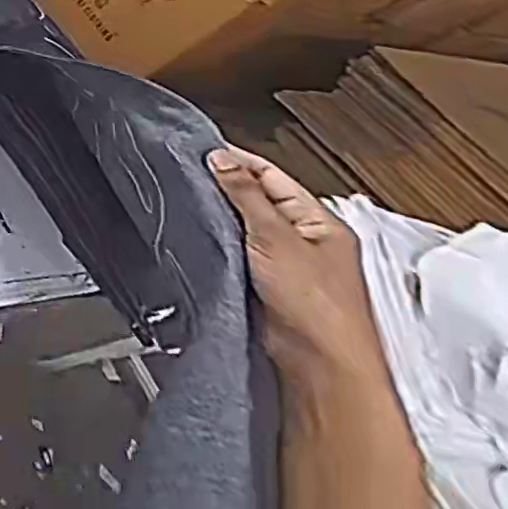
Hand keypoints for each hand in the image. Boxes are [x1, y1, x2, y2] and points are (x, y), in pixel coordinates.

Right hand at [207, 146, 388, 390]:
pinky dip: (217, 237)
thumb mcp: (276, 237)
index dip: (238, 160)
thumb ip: (246, 195)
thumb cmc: (317, 305)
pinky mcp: (262, 279)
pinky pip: (235, 247)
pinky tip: (198, 233)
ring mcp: (283, 260)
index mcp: (320, 221)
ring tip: (188, 198)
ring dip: (220, 212)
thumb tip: (222, 160)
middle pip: (258, 198)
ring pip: (244, 223)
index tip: (202, 149)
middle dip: (225, 184)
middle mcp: (304, 238)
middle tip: (188, 171)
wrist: (315, 358)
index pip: (272, 176)